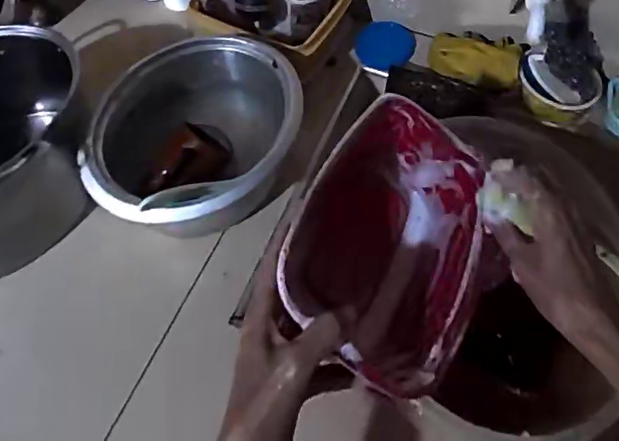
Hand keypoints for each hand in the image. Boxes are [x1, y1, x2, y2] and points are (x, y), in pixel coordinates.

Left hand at [218, 213, 353, 440]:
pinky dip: (335, 361)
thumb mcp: (292, 367)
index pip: (271, 267)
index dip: (285, 239)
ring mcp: (278, 358)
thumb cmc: (262, 405)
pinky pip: (316, 362)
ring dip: (329, 318)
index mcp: (259, 318)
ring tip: (358, 300)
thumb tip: (352, 308)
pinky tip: (359, 364)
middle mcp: (267, 330)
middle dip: (316, 273)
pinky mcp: (289, 383)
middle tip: (344, 250)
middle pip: (291, 293)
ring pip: (306, 326)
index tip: (304, 212)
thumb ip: (321, 335)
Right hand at [482, 166, 616, 345]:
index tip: (488, 175)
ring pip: (552, 189)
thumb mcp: (522, 263)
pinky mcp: (581, 231)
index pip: (524, 178)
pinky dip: (544, 200)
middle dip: (520, 175)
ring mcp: (577, 218)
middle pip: (542, 177)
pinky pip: (559, 203)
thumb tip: (490, 213)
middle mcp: (565, 206)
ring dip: (533, 187)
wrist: (595, 317)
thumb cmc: (554, 290)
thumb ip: (506, 233)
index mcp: (549, 208)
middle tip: (500, 181)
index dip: (505, 174)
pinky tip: (533, 214)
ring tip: (513, 195)